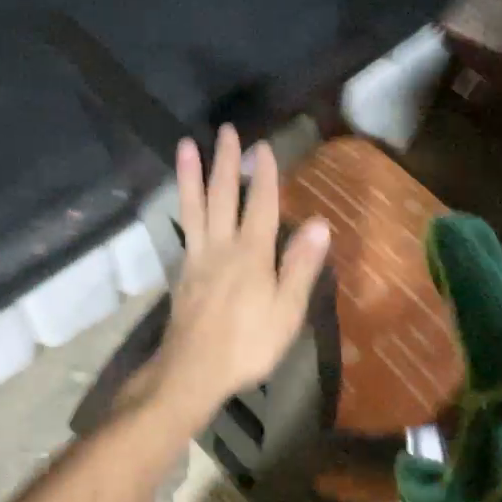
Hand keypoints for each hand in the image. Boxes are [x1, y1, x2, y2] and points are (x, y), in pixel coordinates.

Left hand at [142, 125, 329, 425]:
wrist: (192, 371)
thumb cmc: (248, 345)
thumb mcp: (286, 311)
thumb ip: (300, 266)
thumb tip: (319, 223)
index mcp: (252, 254)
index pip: (260, 204)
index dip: (263, 175)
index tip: (264, 147)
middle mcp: (222, 246)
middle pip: (223, 196)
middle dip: (226, 162)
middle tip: (226, 131)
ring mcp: (197, 258)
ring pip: (195, 207)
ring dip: (192, 174)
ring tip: (187, 146)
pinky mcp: (182, 273)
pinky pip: (184, 229)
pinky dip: (183, 207)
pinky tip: (183, 202)